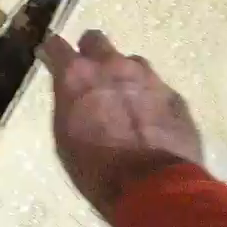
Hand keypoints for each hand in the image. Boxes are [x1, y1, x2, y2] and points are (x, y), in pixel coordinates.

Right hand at [39, 30, 203, 216]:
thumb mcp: (64, 134)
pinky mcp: (175, 95)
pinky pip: (156, 86)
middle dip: (90, 52)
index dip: (53, 51)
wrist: (153, 186)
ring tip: (124, 99)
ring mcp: (147, 78)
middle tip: (90, 73)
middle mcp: (111, 66)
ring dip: (123, 74)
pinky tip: (149, 118)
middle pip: (96, 40)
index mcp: (77, 75)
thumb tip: (71, 92)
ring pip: (131, 61)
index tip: (51, 57)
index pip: (57, 45)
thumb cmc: (93, 166)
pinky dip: (148, 96)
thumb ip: (68, 102)